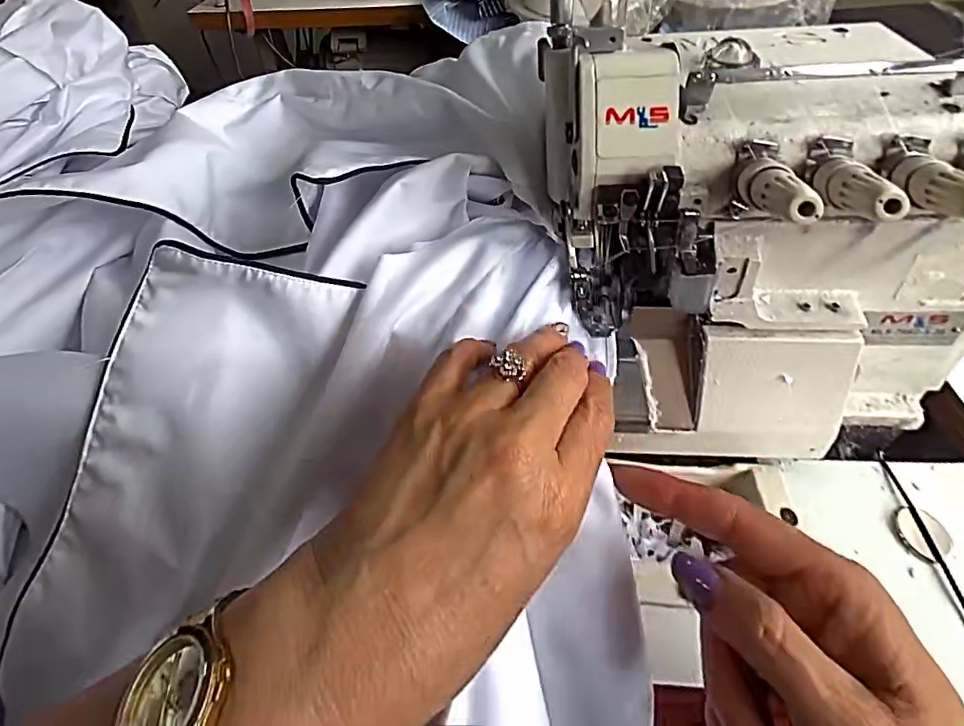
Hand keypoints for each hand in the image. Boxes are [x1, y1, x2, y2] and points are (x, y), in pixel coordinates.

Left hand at [218, 326, 613, 725]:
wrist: (365, 621)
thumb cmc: (444, 616)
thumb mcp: (537, 558)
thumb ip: (561, 488)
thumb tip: (569, 439)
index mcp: (554, 498)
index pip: (595, 415)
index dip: (599, 393)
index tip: (596, 387)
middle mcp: (517, 450)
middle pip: (566, 373)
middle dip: (574, 364)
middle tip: (573, 361)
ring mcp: (468, 421)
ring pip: (520, 355)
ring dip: (538, 348)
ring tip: (545, 343)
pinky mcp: (423, 410)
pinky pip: (463, 354)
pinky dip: (483, 349)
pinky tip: (490, 355)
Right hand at [612, 465, 963, 725]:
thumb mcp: (847, 712)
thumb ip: (769, 635)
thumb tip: (701, 573)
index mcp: (839, 589)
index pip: (742, 521)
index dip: (680, 495)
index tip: (636, 479)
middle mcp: (818, 607)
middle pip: (724, 594)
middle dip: (725, 656)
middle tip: (759, 711)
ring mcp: (803, 645)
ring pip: (722, 644)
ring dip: (737, 698)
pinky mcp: (792, 678)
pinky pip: (734, 678)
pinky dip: (741, 712)